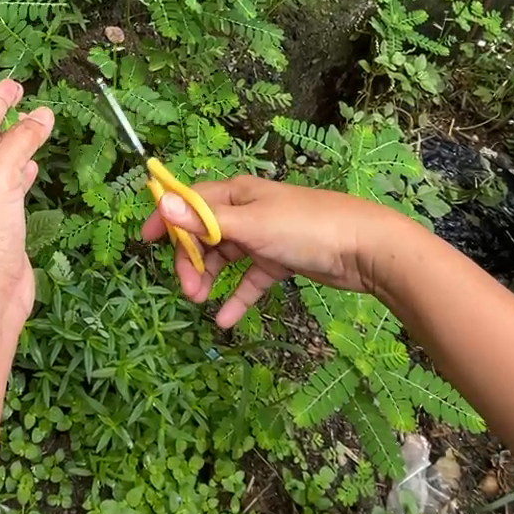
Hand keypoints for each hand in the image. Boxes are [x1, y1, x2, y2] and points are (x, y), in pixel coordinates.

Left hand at [0, 80, 54, 330]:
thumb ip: (20, 141)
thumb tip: (42, 114)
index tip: (15, 83)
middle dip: (6, 119)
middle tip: (26, 99)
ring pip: (3, 163)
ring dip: (18, 144)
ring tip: (37, 128)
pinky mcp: (3, 226)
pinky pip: (15, 187)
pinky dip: (25, 172)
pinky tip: (34, 169)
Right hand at [140, 175, 403, 327]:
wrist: (367, 247)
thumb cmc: (306, 227)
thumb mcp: (252, 225)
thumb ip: (206, 221)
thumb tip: (161, 201)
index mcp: (237, 193)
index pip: (191, 201)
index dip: (168, 218)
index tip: (146, 241)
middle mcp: (248, 210)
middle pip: (205, 232)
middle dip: (191, 259)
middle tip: (187, 290)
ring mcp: (265, 235)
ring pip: (226, 256)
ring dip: (210, 278)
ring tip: (201, 303)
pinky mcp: (281, 259)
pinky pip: (251, 278)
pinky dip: (237, 296)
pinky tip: (225, 320)